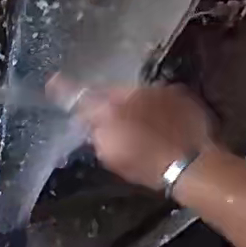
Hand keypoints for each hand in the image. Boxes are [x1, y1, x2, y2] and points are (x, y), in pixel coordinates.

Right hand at [50, 77, 218, 191]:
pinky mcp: (181, 94)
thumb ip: (95, 133)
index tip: (52, 81)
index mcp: (109, 107)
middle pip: (110, 92)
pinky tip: (160, 121)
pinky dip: (154, 105)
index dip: (64, 89)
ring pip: (135, 93)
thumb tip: (89, 121)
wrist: (193, 165)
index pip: (81, 95)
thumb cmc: (145, 164)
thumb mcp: (109, 154)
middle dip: (105, 100)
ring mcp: (159, 89)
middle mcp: (131, 91)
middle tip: (105, 116)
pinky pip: (159, 95)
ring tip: (137, 121)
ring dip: (131, 103)